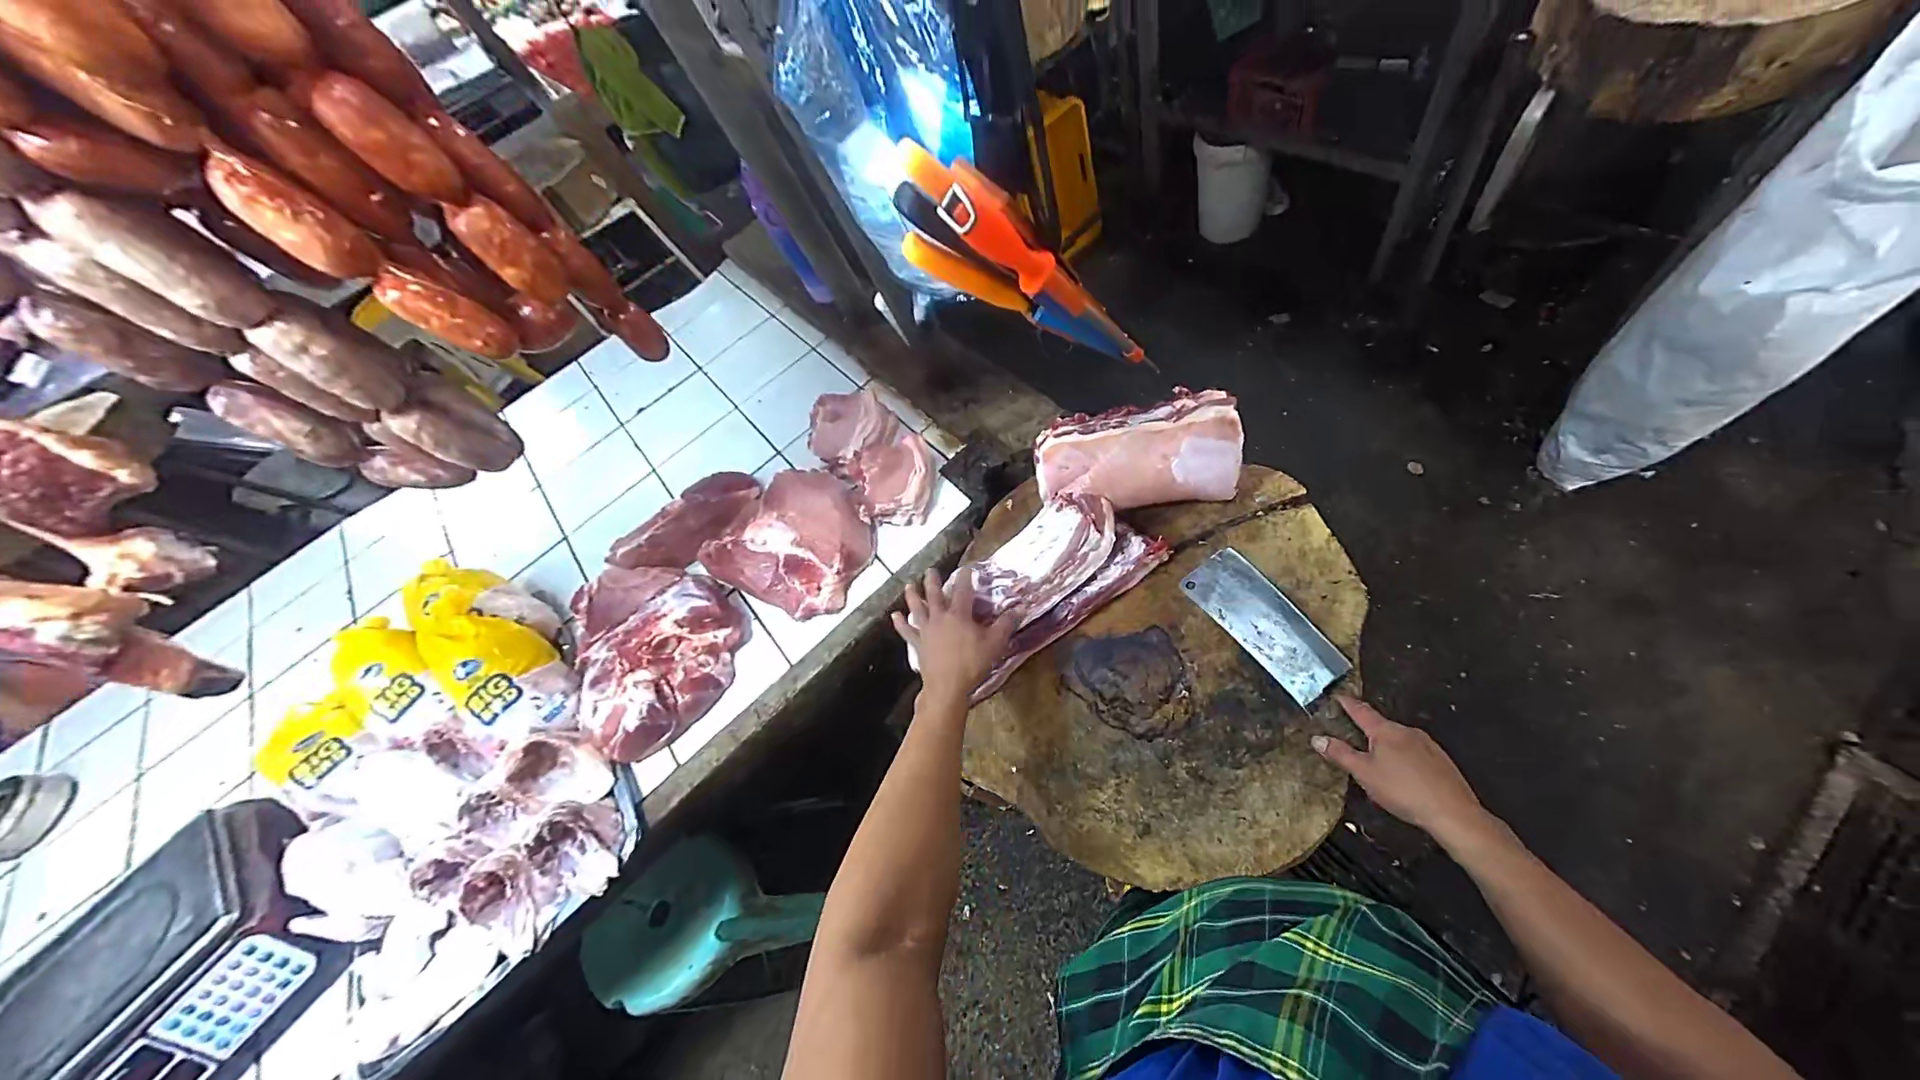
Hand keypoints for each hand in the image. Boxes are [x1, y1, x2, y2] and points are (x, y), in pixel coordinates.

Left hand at [892, 567, 1016, 703]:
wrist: (947, 686)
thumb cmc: (973, 663)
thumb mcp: (995, 642)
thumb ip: (1007, 623)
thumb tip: (1021, 607)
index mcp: (959, 614)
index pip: (963, 590)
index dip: (965, 577)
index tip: (966, 568)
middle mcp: (940, 617)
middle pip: (935, 595)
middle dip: (933, 581)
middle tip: (930, 570)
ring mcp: (927, 631)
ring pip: (917, 609)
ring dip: (913, 596)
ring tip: (908, 586)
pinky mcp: (918, 644)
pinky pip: (907, 631)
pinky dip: (900, 623)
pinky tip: (894, 616)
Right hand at [1313, 695, 1493, 846]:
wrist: (1453, 814)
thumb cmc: (1405, 791)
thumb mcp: (1363, 773)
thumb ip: (1340, 754)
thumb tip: (1319, 739)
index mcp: (1386, 731)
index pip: (1361, 710)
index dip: (1347, 703)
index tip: (1338, 697)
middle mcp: (1407, 732)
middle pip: (1380, 725)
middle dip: (1366, 731)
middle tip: (1351, 742)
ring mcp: (1427, 745)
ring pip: (1398, 740)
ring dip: (1385, 747)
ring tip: (1377, 766)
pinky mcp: (1440, 761)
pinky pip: (1414, 752)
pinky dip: (1403, 759)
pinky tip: (1401, 778)